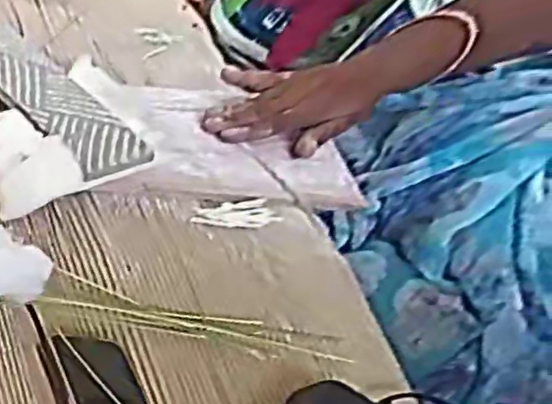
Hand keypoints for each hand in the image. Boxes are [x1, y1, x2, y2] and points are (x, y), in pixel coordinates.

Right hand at [201, 64, 388, 157]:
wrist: (377, 69)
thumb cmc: (356, 102)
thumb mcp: (345, 122)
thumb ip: (320, 136)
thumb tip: (302, 152)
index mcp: (308, 112)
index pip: (273, 123)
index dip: (250, 129)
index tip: (226, 134)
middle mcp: (296, 97)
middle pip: (260, 110)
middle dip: (233, 117)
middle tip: (208, 125)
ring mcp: (291, 85)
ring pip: (257, 98)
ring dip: (232, 106)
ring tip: (209, 114)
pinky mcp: (288, 77)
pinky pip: (263, 78)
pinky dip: (243, 76)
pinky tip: (226, 74)